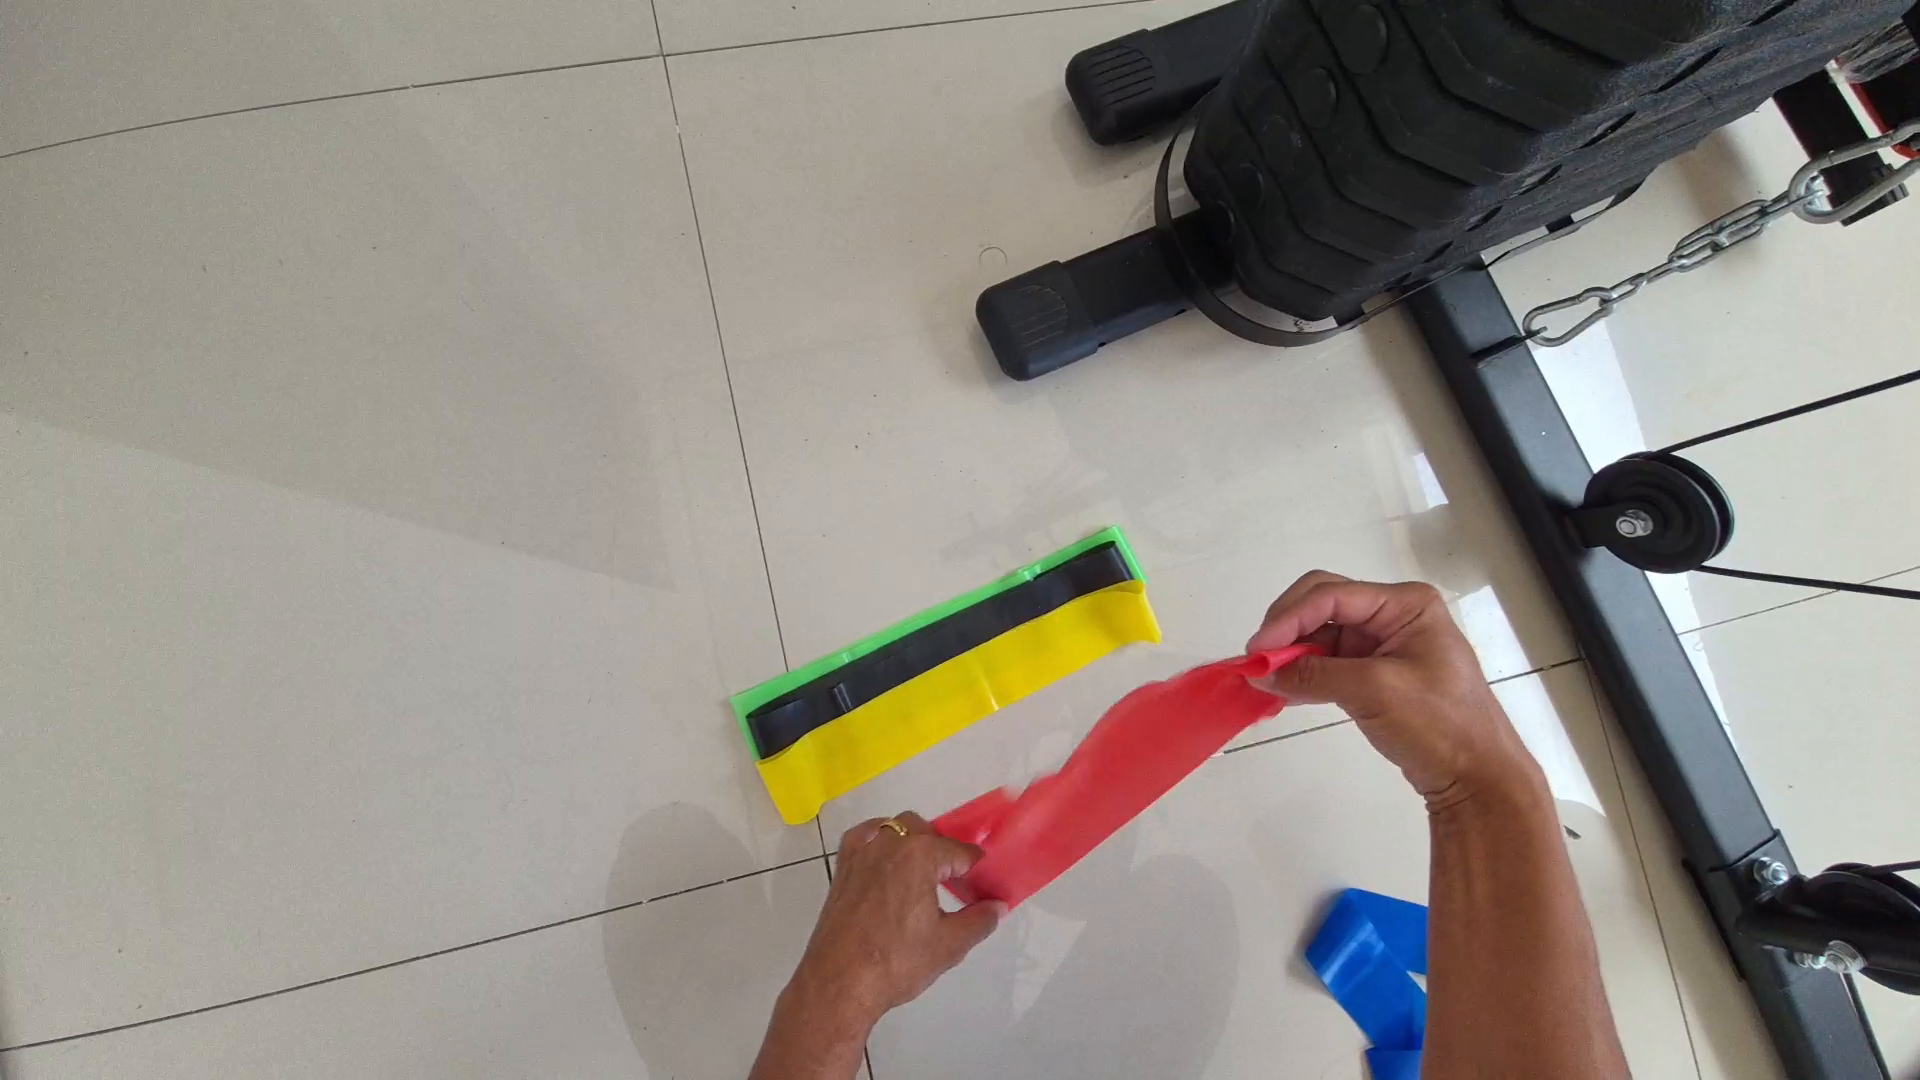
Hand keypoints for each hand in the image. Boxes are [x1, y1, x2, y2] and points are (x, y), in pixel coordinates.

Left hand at [797, 813, 1004, 1024]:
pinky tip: (886, 858)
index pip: (960, 852)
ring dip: (914, 841)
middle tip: (953, 884)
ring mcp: (864, 850)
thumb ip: (979, 921)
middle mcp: (891, 842)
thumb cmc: (896, 962)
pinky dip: (879, 837)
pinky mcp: (843, 865)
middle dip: (944, 851)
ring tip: (922, 874)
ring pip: (897, 827)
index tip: (982, 884)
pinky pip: (866, 835)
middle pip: (928, 832)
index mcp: (921, 854)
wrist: (839, 984)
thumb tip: (998, 906)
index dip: (975, 868)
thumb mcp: (948, 945)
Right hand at [1248, 572, 1540, 809]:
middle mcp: (1392, 615)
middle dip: (1286, 629)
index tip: (1257, 650)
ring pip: (1318, 633)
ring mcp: (1381, 642)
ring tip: (1264, 677)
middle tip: (1258, 659)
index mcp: (1405, 604)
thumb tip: (1259, 673)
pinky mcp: (1372, 670)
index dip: (1288, 618)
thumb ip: (1313, 676)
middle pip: (1320, 605)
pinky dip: (1302, 673)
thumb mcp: (1374, 691)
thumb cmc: (1441, 726)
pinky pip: (1325, 660)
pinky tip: (1281, 691)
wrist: (1480, 781)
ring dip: (1290, 654)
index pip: (1330, 595)